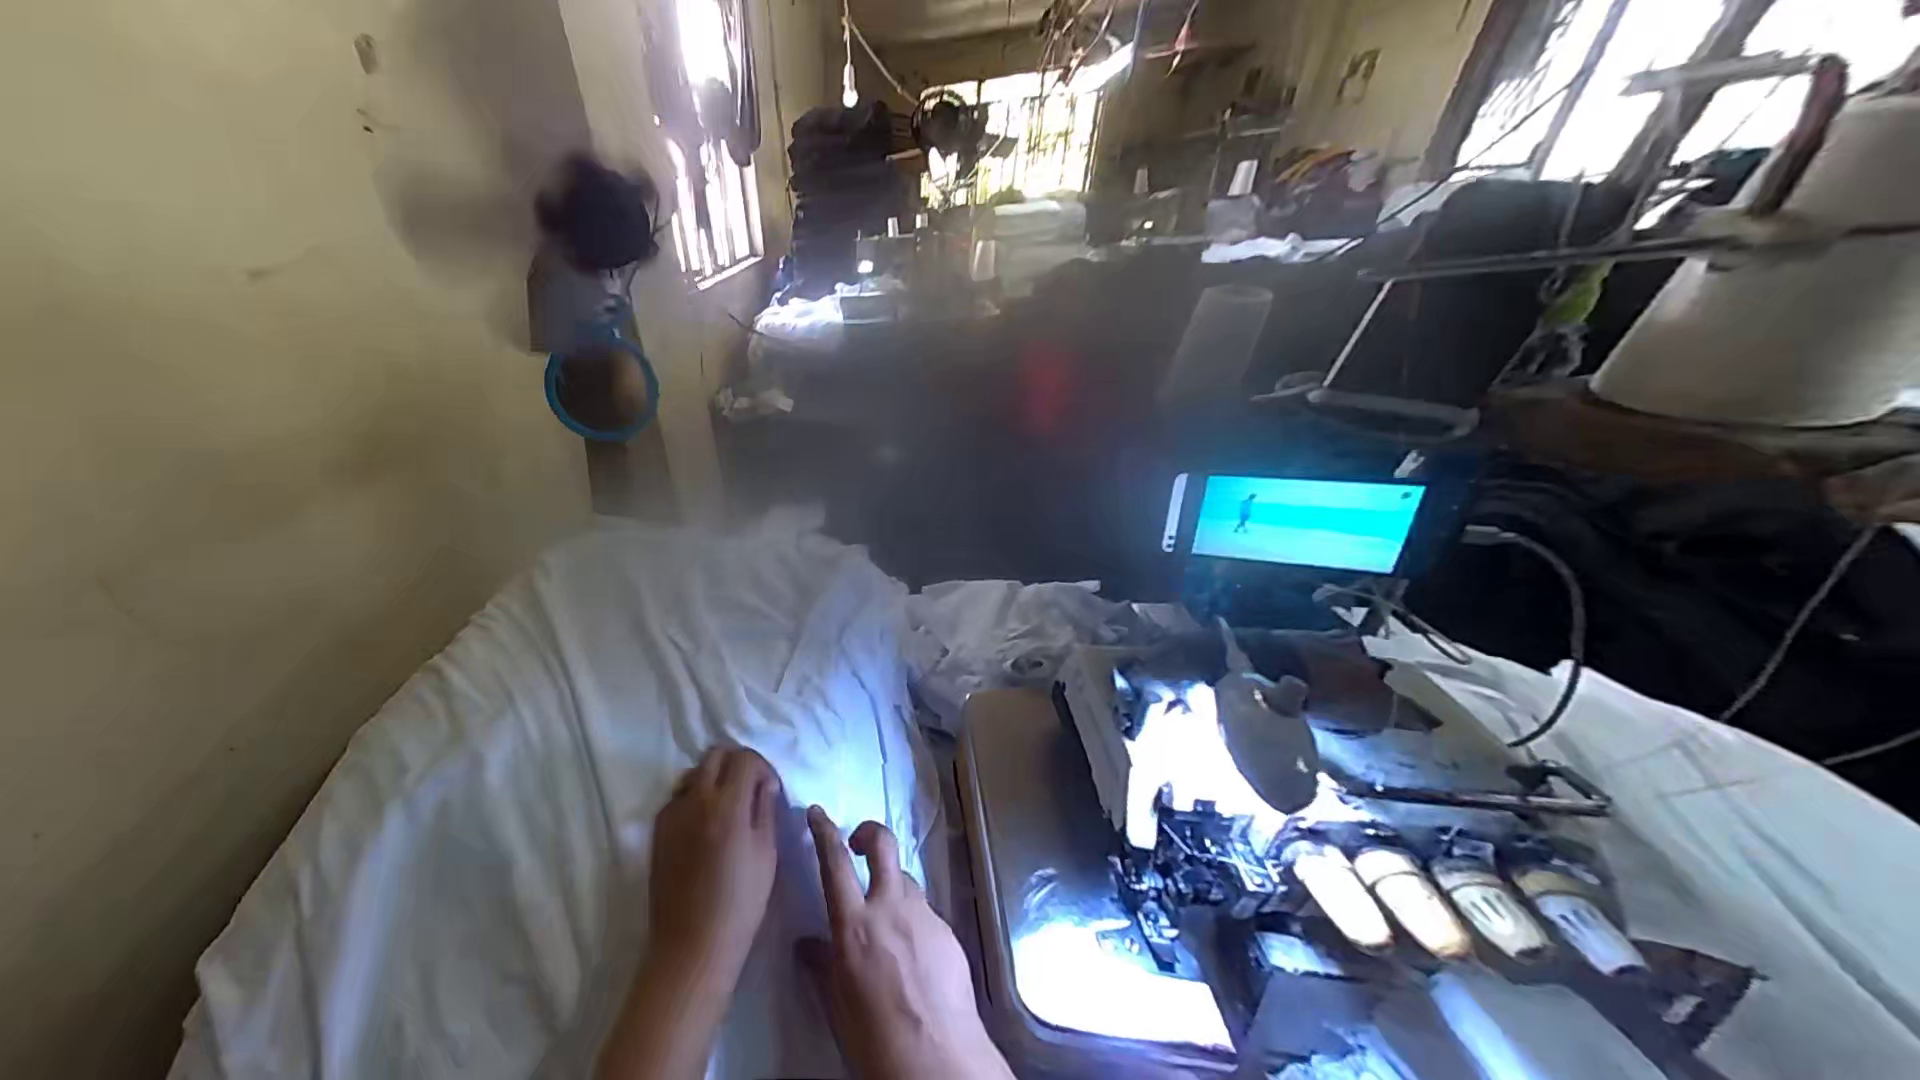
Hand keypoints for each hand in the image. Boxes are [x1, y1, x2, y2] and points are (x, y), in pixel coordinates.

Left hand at [598, 747, 781, 1079]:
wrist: (692, 944)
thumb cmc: (741, 901)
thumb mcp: (766, 852)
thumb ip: (764, 809)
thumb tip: (764, 783)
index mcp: (727, 805)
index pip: (744, 758)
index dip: (762, 767)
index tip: (770, 788)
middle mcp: (695, 800)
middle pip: (715, 755)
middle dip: (736, 762)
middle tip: (751, 787)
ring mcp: (671, 814)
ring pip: (694, 773)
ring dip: (714, 777)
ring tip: (728, 806)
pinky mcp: (657, 831)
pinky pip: (678, 797)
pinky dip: (695, 797)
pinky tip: (706, 825)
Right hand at [803, 806, 1013, 1079]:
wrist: (938, 1061)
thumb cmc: (875, 1039)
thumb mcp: (838, 1004)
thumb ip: (823, 966)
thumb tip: (808, 944)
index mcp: (855, 926)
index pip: (835, 864)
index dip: (824, 831)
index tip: (817, 813)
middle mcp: (891, 908)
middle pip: (883, 844)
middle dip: (868, 832)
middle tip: (858, 842)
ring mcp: (925, 916)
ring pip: (906, 880)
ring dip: (892, 885)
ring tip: (884, 918)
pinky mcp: (948, 931)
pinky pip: (925, 912)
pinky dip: (912, 919)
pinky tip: (911, 953)